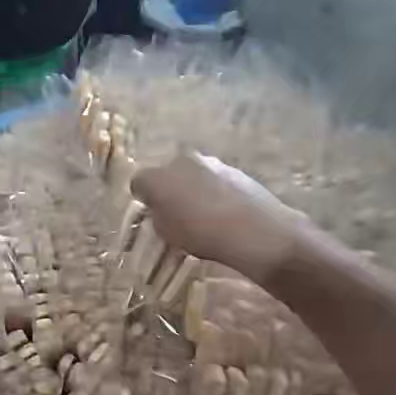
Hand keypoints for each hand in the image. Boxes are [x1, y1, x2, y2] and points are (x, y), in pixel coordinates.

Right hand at [131, 153, 315, 285]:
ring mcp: (212, 163)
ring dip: (194, 191)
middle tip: (176, 216)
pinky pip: (216, 181)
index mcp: (159, 175)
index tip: (151, 216)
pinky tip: (224, 215)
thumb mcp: (167, 233)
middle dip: (170, 191)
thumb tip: (161, 208)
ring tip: (204, 218)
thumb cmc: (202, 234)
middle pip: (168, 174)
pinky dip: (215, 193)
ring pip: (193, 176)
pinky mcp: (236, 170)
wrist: (256, 231)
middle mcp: (182, 160)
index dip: (143, 200)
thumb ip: (158, 216)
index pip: (139, 182)